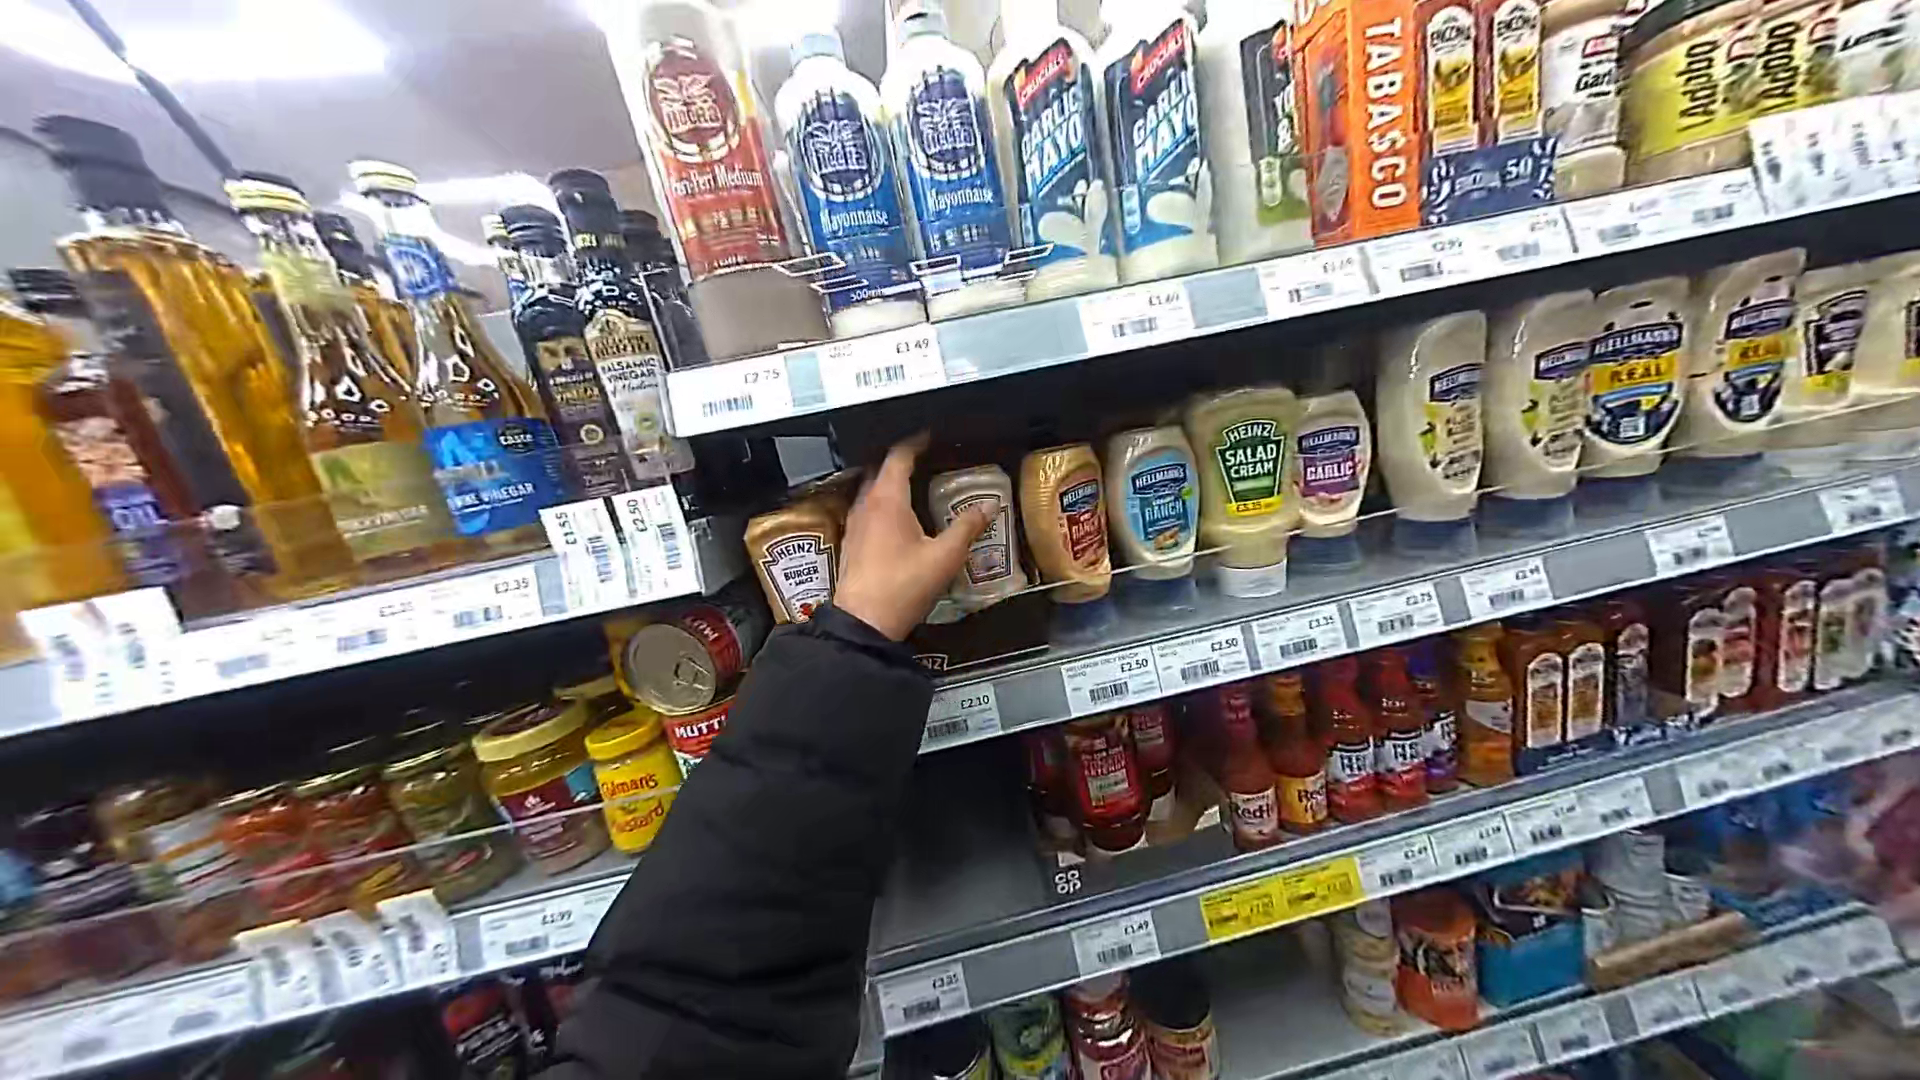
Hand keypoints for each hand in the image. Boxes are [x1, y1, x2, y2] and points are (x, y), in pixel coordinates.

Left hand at [834, 436, 989, 641]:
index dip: (915, 442)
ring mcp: (854, 524)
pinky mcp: (851, 542)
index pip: (899, 456)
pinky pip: (866, 510)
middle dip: (902, 460)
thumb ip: (968, 527)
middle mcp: (866, 505)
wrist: (864, 621)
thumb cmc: (904, 585)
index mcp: (888, 499)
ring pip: (871, 490)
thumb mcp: (945, 556)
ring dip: (890, 482)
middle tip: (926, 459)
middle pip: (882, 469)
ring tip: (913, 485)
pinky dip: (882, 503)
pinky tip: (896, 519)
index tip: (930, 437)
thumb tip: (990, 506)